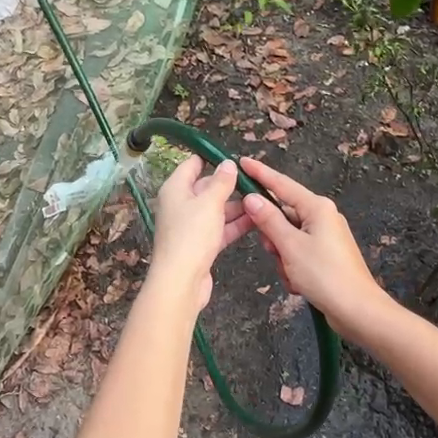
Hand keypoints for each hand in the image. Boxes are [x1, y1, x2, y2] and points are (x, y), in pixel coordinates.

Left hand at [149, 156, 251, 310]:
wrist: (181, 281)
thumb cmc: (191, 236)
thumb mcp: (210, 203)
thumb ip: (221, 182)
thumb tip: (228, 163)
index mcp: (176, 189)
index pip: (192, 165)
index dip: (211, 158)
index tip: (234, 157)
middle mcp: (181, 205)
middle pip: (206, 188)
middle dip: (230, 184)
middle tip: (256, 180)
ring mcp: (190, 226)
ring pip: (216, 210)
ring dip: (237, 206)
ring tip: (262, 199)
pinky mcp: (200, 244)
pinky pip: (220, 228)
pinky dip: (235, 224)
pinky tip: (257, 220)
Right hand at [238, 157, 388, 332]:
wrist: (357, 310)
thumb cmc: (325, 275)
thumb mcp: (291, 246)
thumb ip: (269, 221)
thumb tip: (251, 198)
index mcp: (317, 207)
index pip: (281, 185)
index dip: (260, 174)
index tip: (242, 162)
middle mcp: (322, 217)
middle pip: (283, 215)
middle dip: (273, 237)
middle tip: (275, 253)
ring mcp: (325, 237)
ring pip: (288, 238)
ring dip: (283, 258)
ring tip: (293, 275)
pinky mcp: (326, 255)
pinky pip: (298, 254)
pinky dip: (293, 268)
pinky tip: (300, 284)